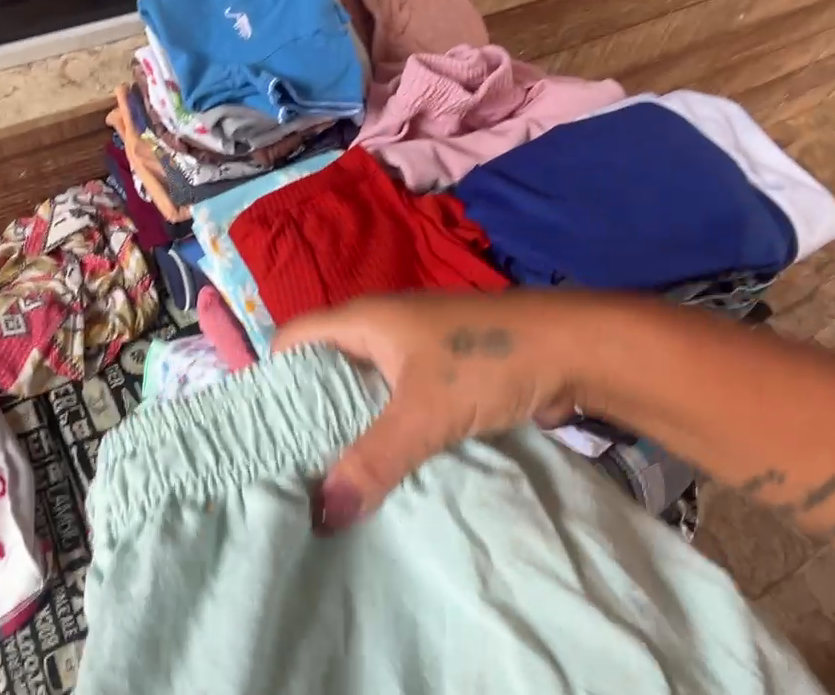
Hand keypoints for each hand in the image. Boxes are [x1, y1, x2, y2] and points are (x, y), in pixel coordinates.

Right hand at [271, 292, 586, 534]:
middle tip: (288, 468)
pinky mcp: (440, 376)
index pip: (292, 338)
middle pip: (323, 368)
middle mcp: (379, 329)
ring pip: (362, 390)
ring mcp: (412, 352)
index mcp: (362, 320)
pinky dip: (383, 433)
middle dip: (307, 414)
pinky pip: (395, 404)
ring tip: (326, 480)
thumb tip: (321, 515)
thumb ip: (373, 461)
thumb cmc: (487, 361)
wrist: (575, 349)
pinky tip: (379, 472)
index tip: (260, 431)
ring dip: (348, 429)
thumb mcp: (424, 413)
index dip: (271, 376)